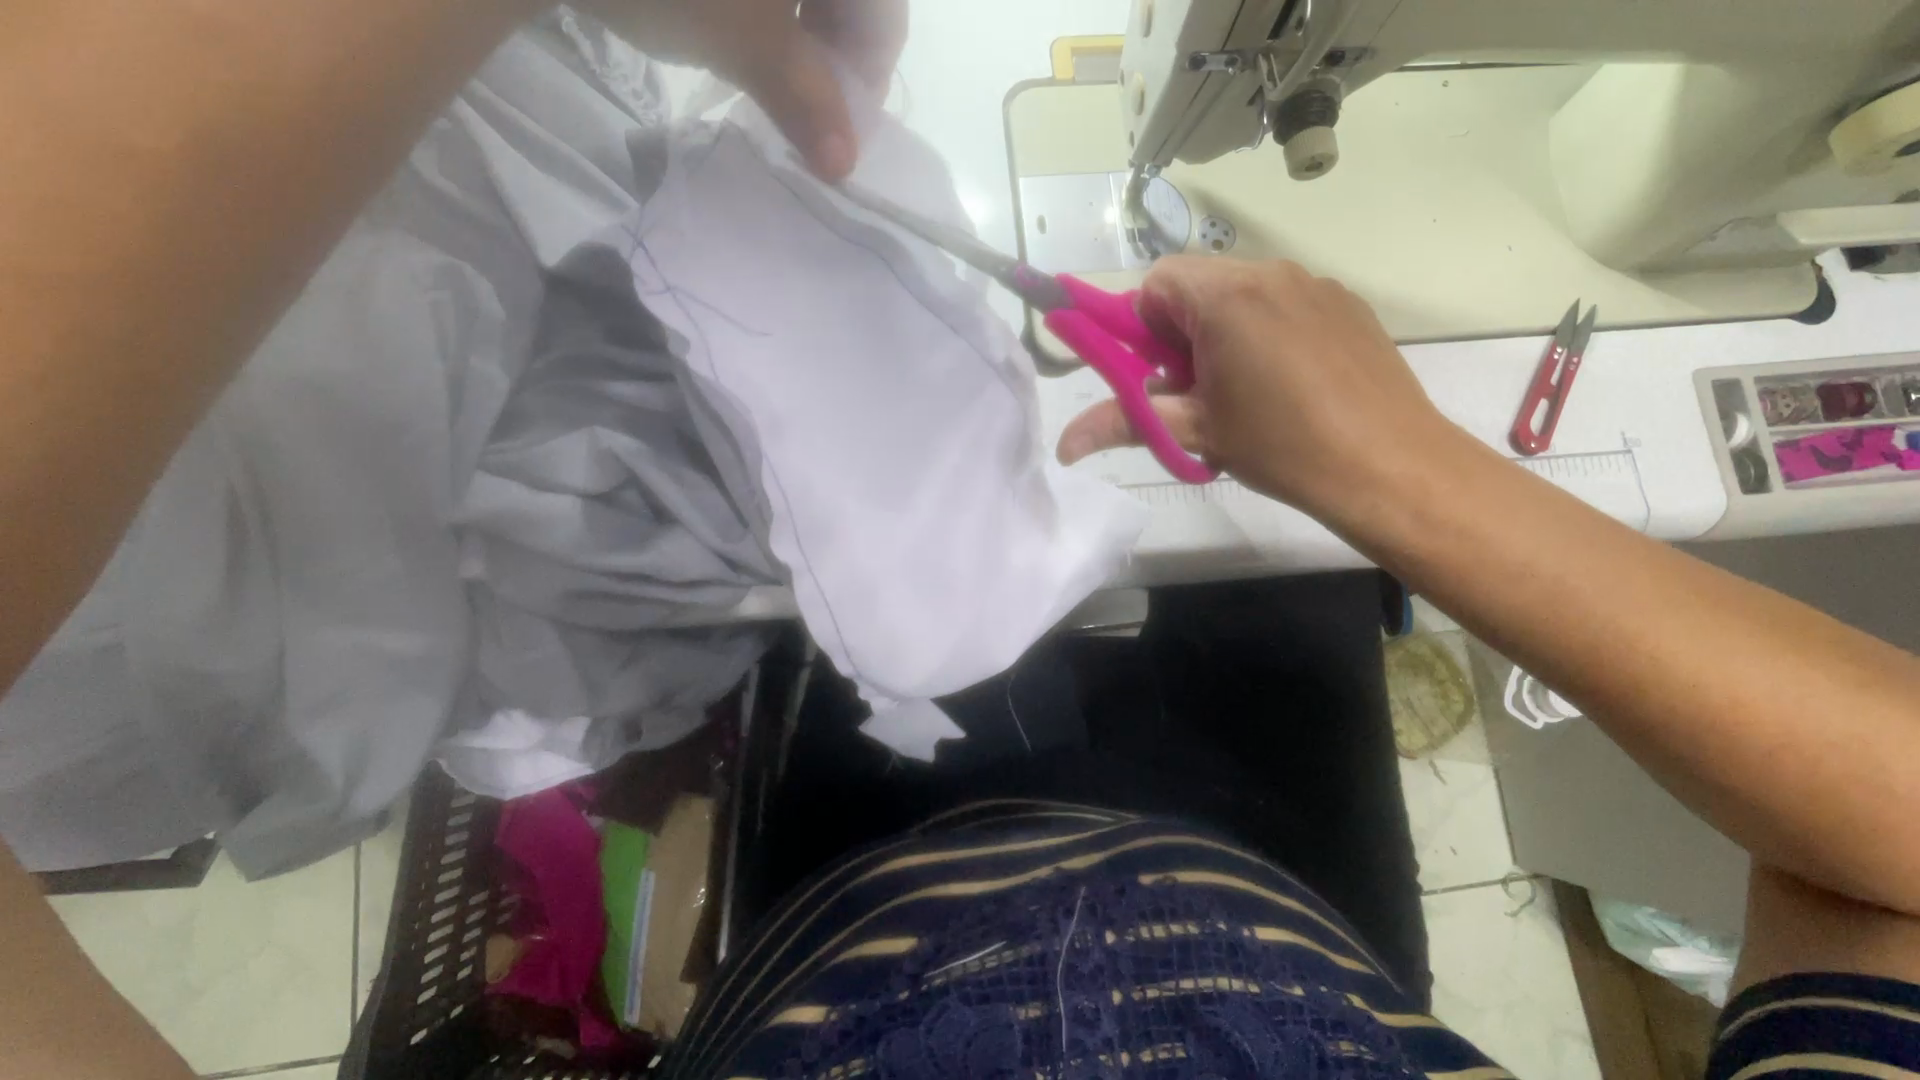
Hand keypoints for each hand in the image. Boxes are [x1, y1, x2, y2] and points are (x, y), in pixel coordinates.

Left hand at [586, 0, 907, 180]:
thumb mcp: (747, 44)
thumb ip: (807, 101)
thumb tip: (844, 167)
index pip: (885, 14)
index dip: (870, 75)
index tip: (842, 130)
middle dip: (836, 57)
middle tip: (809, 114)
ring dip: (803, 36)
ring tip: (772, 79)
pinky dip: (770, 12)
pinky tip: (744, 37)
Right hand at [1056, 257, 1447, 513]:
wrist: (1390, 465)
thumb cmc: (1282, 446)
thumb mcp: (1196, 432)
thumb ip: (1123, 424)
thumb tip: (1062, 446)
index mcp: (1226, 297)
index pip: (1156, 282)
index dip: (1145, 329)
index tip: (1162, 376)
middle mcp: (1270, 273)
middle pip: (1198, 284)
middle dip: (1182, 332)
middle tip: (1200, 391)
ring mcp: (1315, 285)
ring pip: (1242, 294)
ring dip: (1225, 332)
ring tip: (1247, 392)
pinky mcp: (1347, 304)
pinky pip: (1285, 304)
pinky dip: (1268, 333)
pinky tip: (1290, 386)